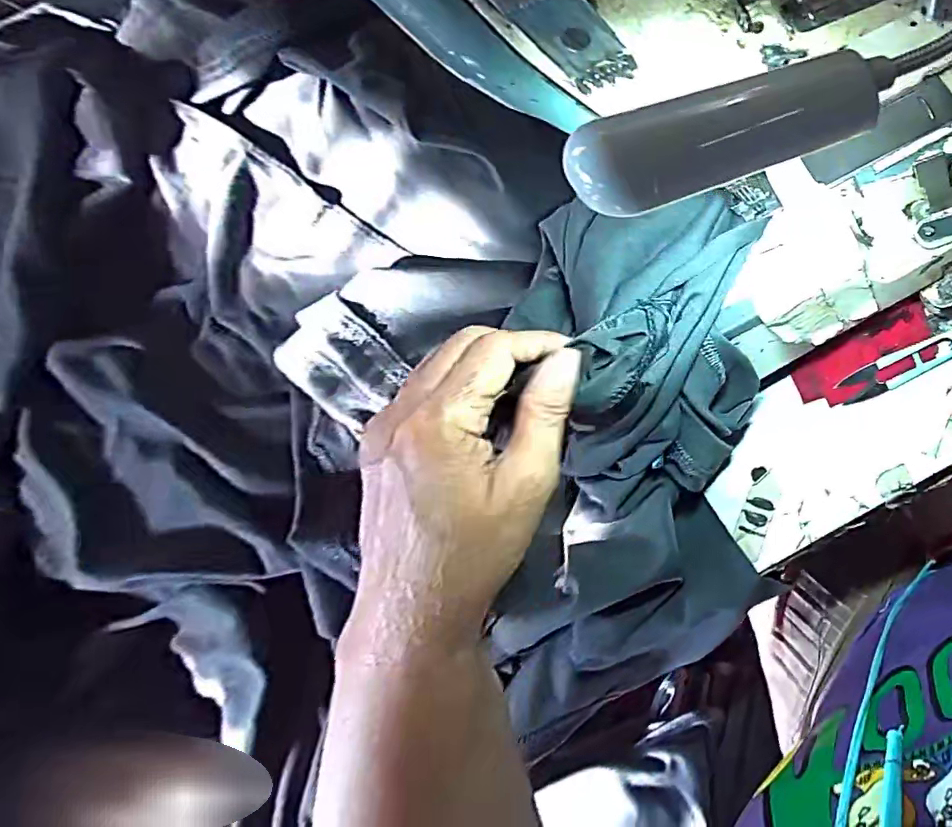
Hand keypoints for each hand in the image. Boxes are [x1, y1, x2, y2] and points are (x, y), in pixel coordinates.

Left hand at [348, 327, 581, 656]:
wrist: (412, 608)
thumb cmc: (478, 549)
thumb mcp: (529, 479)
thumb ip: (546, 410)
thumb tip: (567, 359)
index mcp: (435, 419)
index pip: (492, 349)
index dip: (538, 342)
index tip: (573, 355)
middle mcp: (398, 411)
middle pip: (462, 344)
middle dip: (514, 345)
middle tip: (555, 368)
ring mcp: (381, 425)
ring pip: (441, 361)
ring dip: (489, 361)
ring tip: (530, 386)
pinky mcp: (378, 441)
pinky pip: (425, 386)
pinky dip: (464, 381)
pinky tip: (490, 410)